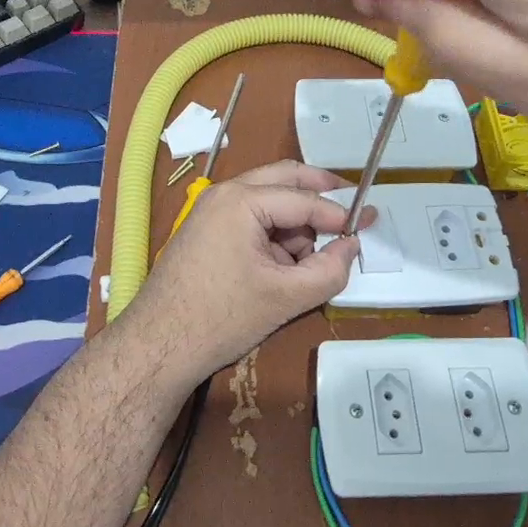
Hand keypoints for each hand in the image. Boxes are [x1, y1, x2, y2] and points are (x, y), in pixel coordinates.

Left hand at [115, 161, 361, 384]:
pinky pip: (251, 221)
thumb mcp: (285, 297)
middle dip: (319, 195)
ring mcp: (211, 212)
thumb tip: (351, 247)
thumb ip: (328, 270)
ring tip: (313, 260)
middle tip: (351, 210)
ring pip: (268, 202)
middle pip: (284, 180)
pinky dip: (275, 235)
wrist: (158, 346)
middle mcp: (224, 195)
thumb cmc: (221, 317)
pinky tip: (286, 267)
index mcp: (241, 200)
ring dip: (296, 222)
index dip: (339, 212)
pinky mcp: (207, 232)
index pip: (303, 198)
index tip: (369, 222)